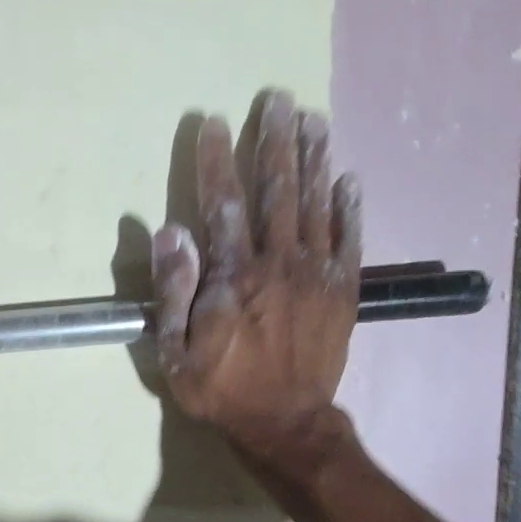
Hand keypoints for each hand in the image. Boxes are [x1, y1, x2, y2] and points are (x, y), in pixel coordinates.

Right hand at [150, 89, 362, 468]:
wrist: (285, 422)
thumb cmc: (221, 389)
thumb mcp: (175, 352)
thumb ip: (173, 290)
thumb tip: (169, 232)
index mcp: (233, 277)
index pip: (223, 205)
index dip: (216, 160)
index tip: (212, 122)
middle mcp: (278, 263)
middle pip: (277, 190)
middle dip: (274, 141)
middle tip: (277, 99)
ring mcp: (317, 274)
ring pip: (315, 203)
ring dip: (313, 158)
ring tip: (313, 118)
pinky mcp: (344, 290)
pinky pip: (350, 238)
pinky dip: (349, 206)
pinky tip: (347, 177)